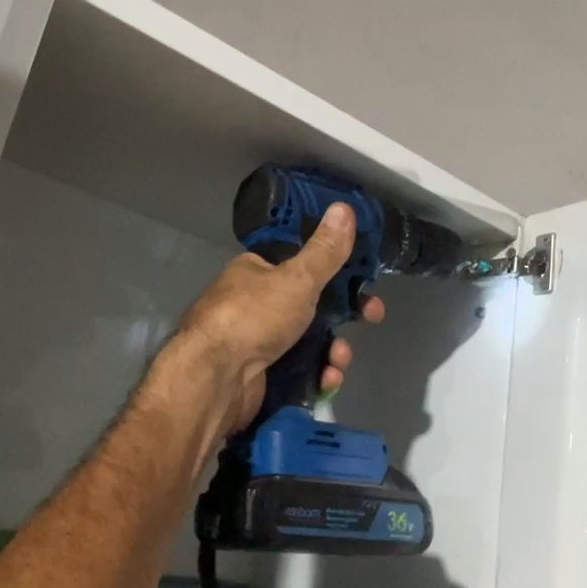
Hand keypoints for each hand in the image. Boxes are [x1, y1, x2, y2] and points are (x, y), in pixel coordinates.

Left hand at [173, 202, 385, 435]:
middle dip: (344, 315)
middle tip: (371, 317)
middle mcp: (255, 304)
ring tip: (338, 360)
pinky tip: (325, 380)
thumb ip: (325, 250)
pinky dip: (317, 376)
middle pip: (312, 305)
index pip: (301, 264)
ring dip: (333, 351)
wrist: (215, 380)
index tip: (363, 280)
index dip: (336, 271)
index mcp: (256, 272)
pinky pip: (300, 371)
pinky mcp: (263, 375)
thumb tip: (344, 207)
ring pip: (310, 341)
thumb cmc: (253, 317)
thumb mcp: (296, 278)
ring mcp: (258, 342)